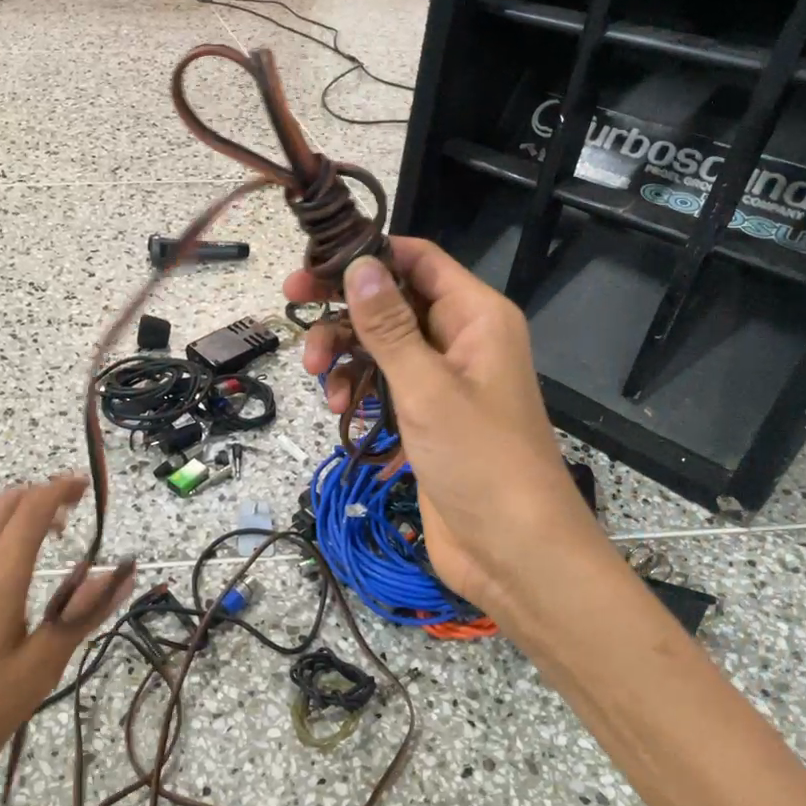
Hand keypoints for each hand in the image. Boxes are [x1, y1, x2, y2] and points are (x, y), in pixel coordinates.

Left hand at [0, 476, 135, 805]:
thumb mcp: (43, 664)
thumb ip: (84, 613)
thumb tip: (123, 574)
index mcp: (0, 571)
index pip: (34, 506)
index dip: (63, 488)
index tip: (90, 485)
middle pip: (7, 504)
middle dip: (42, 495)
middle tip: (77, 507)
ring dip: (22, 517)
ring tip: (57, 537)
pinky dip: (5, 539)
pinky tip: (21, 574)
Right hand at [283, 239, 604, 621]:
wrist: (514, 552)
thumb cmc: (480, 461)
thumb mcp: (426, 388)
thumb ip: (388, 326)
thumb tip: (358, 264)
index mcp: (475, 317)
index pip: (417, 259)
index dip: (367, 254)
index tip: (313, 264)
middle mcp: (459, 338)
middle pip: (391, 299)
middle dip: (342, 307)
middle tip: (291, 304)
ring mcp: (441, 378)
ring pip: (380, 342)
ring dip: (343, 352)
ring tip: (317, 377)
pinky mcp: (425, 414)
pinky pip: (382, 382)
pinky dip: (357, 388)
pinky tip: (339, 409)